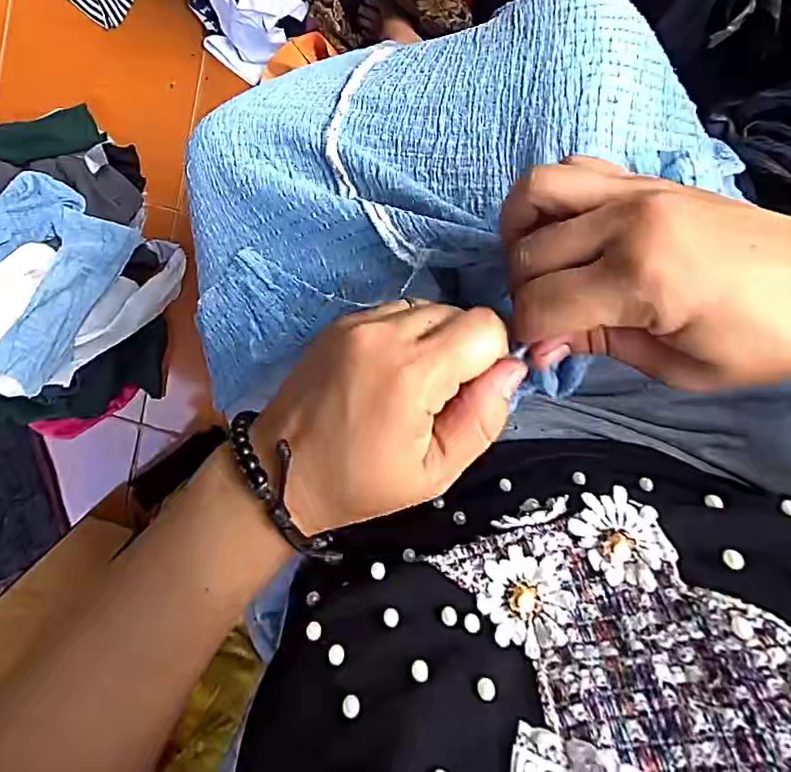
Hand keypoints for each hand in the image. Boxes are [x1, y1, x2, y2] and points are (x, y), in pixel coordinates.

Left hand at [253, 302, 527, 535]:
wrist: (278, 472)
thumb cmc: (360, 483)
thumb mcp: (436, 472)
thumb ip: (484, 418)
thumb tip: (513, 369)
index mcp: (412, 373)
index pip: (485, 326)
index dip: (493, 357)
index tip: (474, 391)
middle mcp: (385, 333)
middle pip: (460, 313)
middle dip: (466, 349)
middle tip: (442, 394)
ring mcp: (359, 322)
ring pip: (430, 308)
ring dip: (437, 339)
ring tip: (414, 383)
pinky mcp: (342, 321)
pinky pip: (398, 311)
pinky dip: (407, 334)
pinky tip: (390, 370)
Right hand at [501, 157, 790, 390]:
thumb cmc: (768, 342)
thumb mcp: (680, 367)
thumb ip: (601, 344)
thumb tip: (544, 341)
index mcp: (641, 277)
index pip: (542, 303)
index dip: (527, 336)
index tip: (540, 353)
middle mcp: (628, 220)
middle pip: (530, 251)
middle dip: (522, 293)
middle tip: (546, 319)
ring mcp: (638, 190)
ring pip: (537, 188)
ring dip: (522, 230)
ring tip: (540, 264)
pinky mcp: (649, 179)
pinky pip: (578, 168)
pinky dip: (556, 198)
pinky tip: (573, 231)